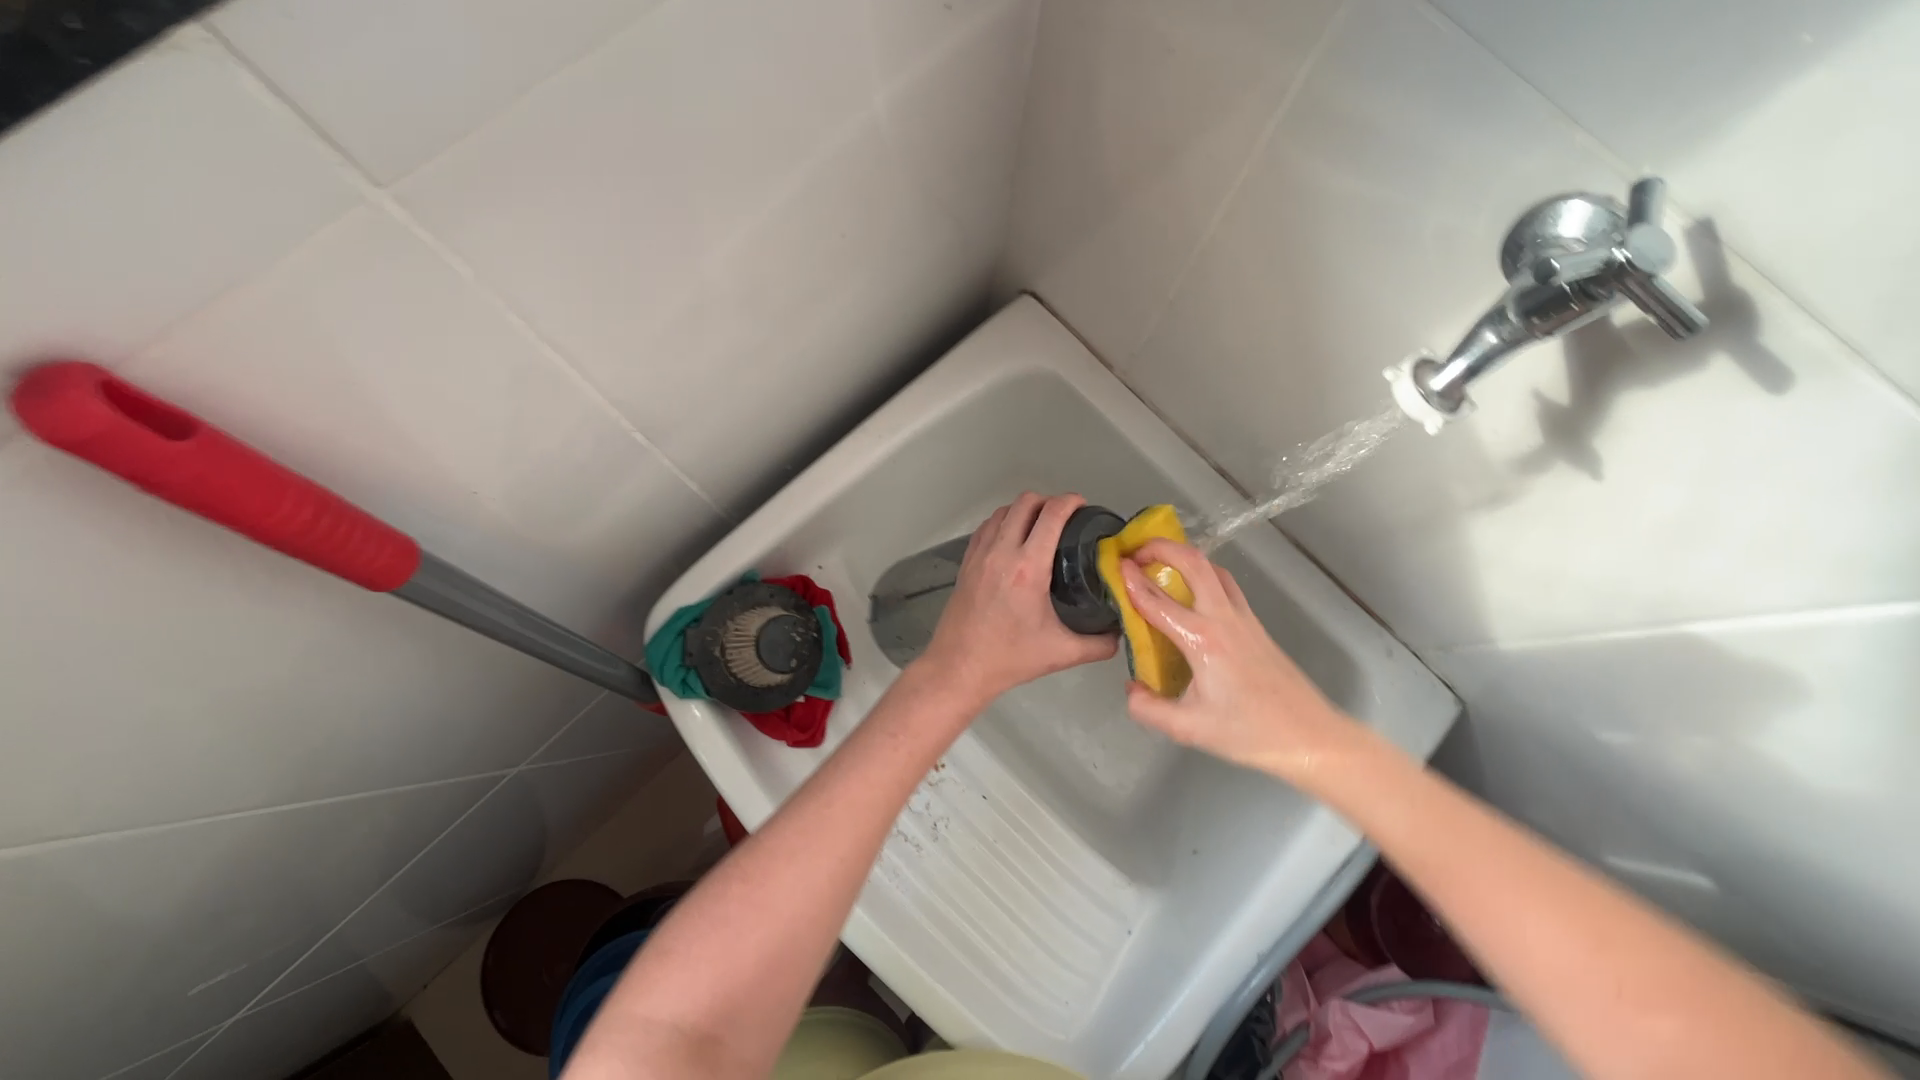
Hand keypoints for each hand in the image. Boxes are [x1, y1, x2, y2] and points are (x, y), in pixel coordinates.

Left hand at [920, 493, 1118, 701]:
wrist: (959, 668)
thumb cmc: (1009, 659)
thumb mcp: (1062, 653)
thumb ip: (1099, 643)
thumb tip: (1120, 633)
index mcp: (1028, 568)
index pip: (1051, 515)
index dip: (1070, 502)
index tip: (1083, 505)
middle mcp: (1002, 553)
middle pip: (1025, 503)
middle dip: (1048, 500)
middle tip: (1065, 516)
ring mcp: (980, 555)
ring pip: (1002, 511)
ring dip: (1023, 509)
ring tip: (1040, 523)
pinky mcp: (966, 563)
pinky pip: (986, 527)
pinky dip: (1002, 522)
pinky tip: (1012, 537)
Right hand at [1118, 540, 1362, 787]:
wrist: (1308, 736)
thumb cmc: (1250, 733)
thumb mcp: (1189, 729)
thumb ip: (1149, 708)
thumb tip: (1132, 690)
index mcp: (1203, 640)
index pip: (1158, 601)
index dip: (1131, 581)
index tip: (1115, 567)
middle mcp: (1224, 619)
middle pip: (1194, 563)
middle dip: (1162, 548)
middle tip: (1137, 552)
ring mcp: (1245, 619)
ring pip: (1214, 570)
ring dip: (1186, 559)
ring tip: (1161, 567)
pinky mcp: (1256, 627)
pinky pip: (1226, 587)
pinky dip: (1204, 577)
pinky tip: (1193, 596)